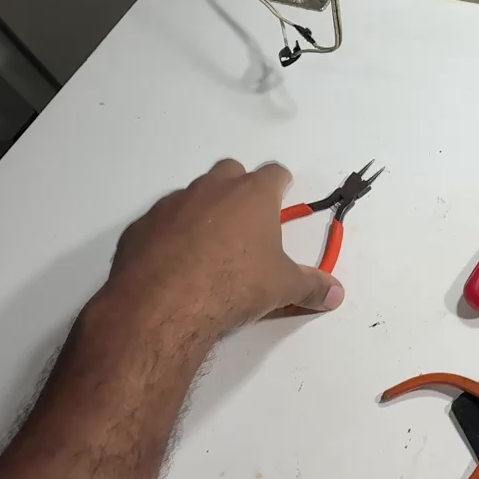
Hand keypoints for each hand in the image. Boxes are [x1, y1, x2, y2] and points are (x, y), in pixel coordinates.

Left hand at [92, 160, 343, 348]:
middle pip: (231, 171)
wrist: (161, 307)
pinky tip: (171, 265)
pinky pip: (160, 221)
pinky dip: (168, 235)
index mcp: (254, 194)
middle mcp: (214, 188)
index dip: (281, 185)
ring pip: (193, 194)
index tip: (281, 201)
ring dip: (202, 211)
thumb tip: (337, 294)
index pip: (275, 173)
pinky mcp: (140, 226)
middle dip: (238, 189)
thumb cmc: (234, 286)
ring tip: (206, 249)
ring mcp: (173, 203)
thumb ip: (312, 286)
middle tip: (244, 224)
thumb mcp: (282, 287)